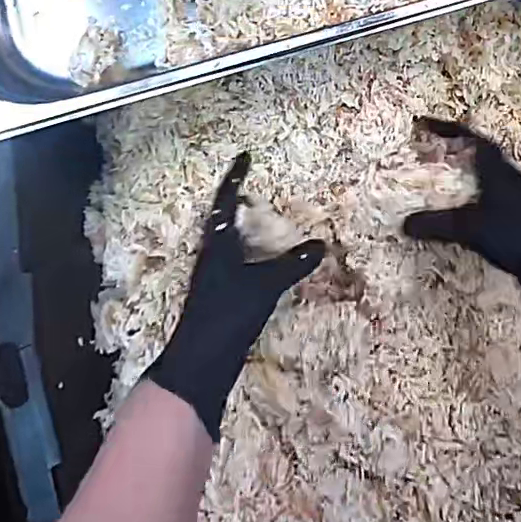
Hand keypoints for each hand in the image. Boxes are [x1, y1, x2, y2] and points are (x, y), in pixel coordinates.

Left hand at [145, 153, 323, 437]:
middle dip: (237, 198)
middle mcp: (212, 256)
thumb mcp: (264, 286)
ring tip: (263, 212)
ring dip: (244, 223)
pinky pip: (239, 258)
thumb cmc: (226, 316)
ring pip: (230, 239)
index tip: (245, 156)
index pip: (225, 202)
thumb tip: (321, 244)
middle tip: (256, 181)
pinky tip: (266, 254)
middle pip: (223, 218)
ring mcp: (215, 276)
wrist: (200, 365)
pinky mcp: (222, 293)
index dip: (235, 178)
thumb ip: (293, 265)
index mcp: (217, 247)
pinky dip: (253, 247)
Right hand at [402, 119, 520, 301]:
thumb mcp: (471, 228)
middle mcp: (508, 176)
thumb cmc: (514, 235)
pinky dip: (473, 192)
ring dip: (466, 168)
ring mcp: (516, 195)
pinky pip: (490, 193)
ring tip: (446, 174)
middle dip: (457, 146)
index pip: (471, 139)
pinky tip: (464, 207)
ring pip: (487, 172)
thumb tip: (405, 224)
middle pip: (481, 152)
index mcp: (497, 170)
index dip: (449, 129)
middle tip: (434, 148)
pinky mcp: (519, 214)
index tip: (426, 124)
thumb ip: (438, 225)